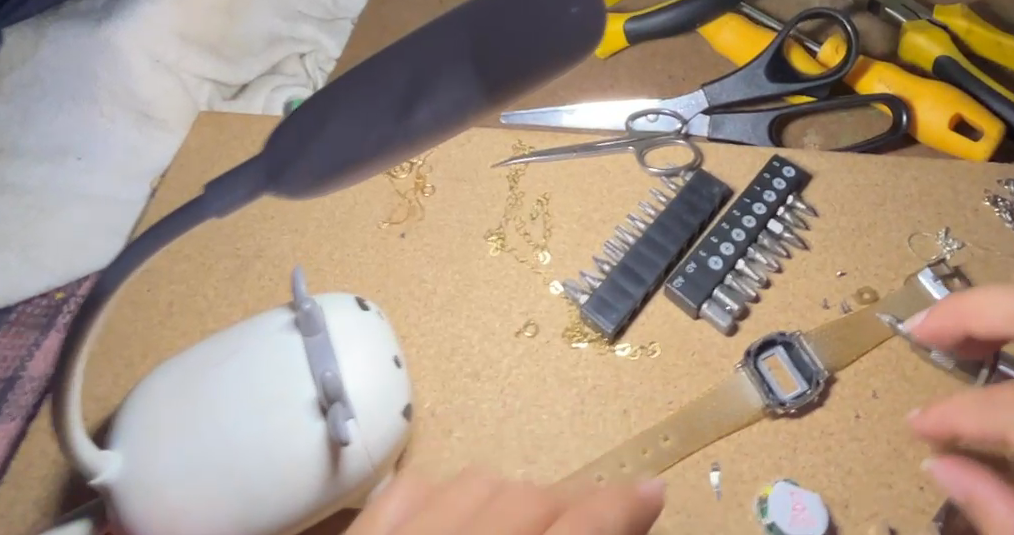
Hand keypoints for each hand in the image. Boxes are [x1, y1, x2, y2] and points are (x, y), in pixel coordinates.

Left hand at [347, 470, 664, 534]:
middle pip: (527, 500)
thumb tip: (605, 523)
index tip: (653, 490)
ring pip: (472, 482)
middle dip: (570, 507)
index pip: (577, 529)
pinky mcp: (360, 534)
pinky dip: (440, 496)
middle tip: (600, 517)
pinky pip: (408, 490)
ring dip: (509, 499)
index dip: (621, 509)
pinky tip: (454, 511)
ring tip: (529, 525)